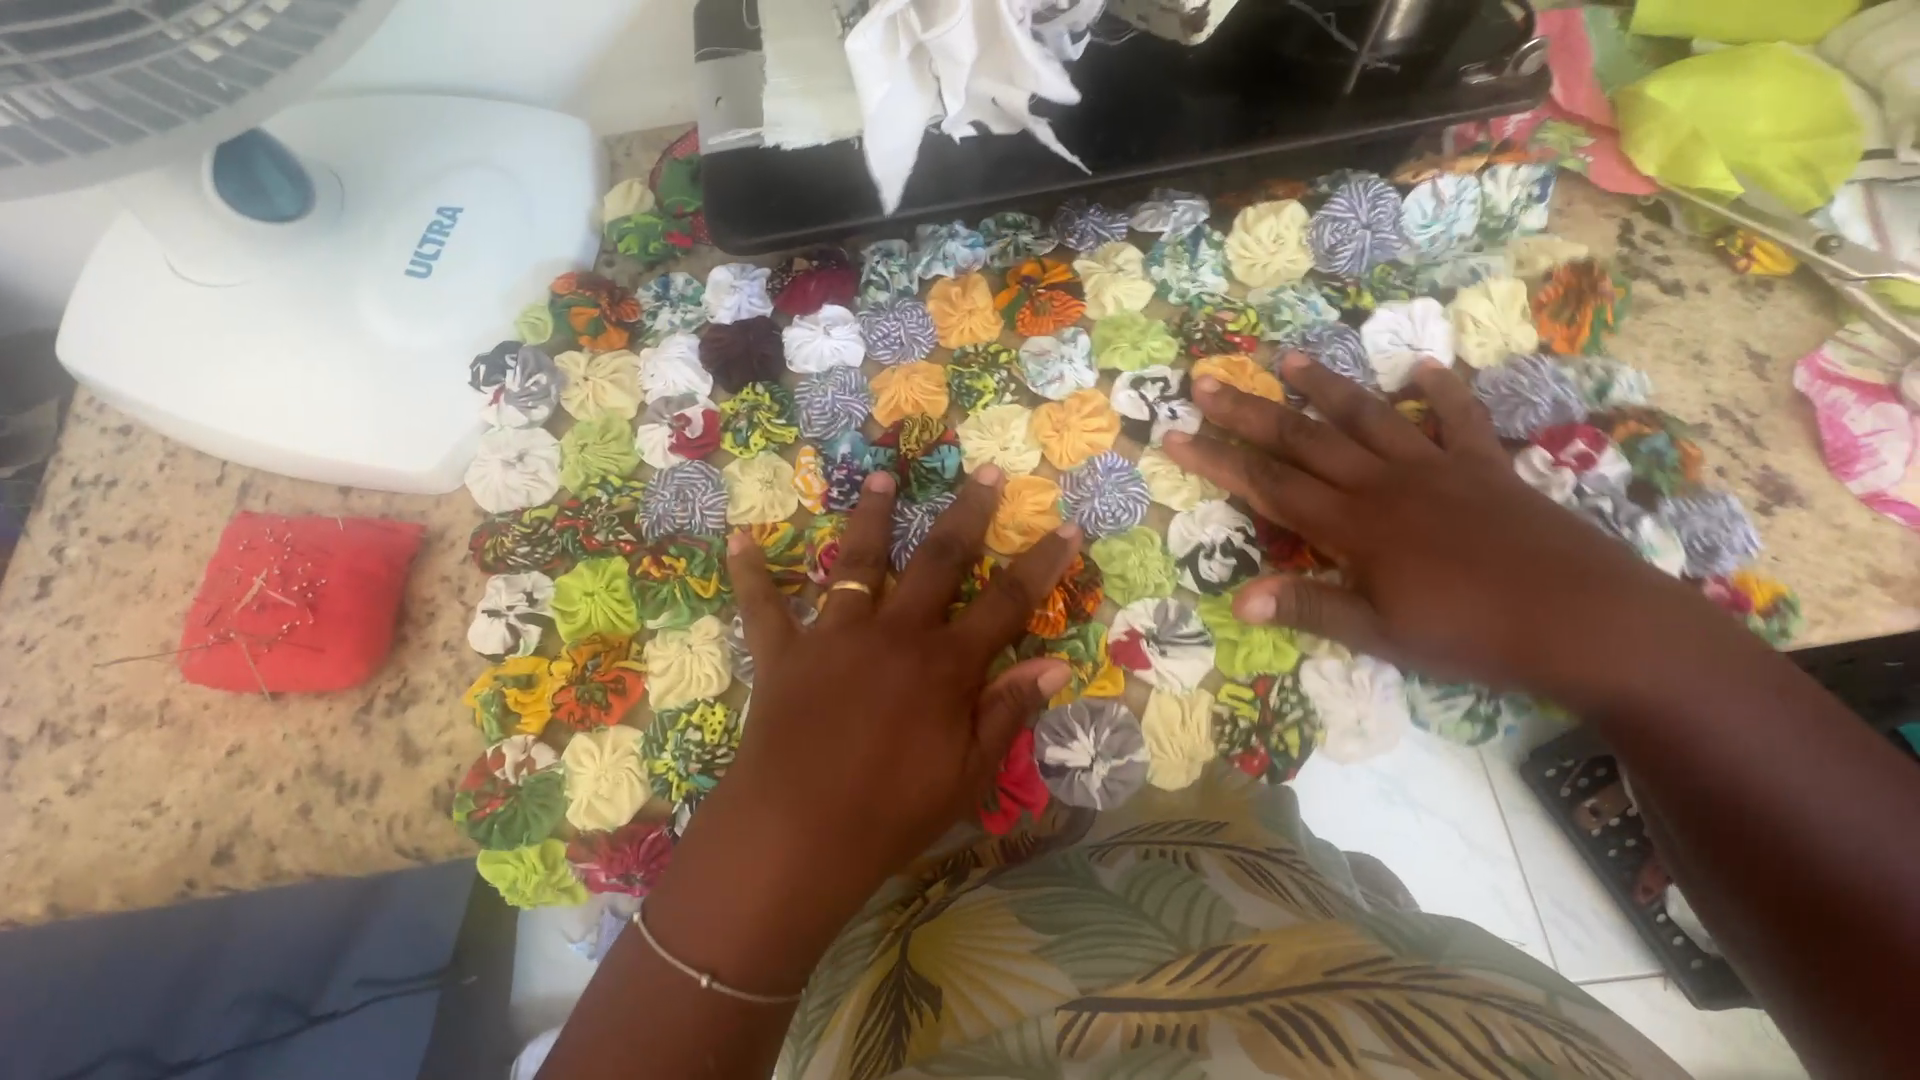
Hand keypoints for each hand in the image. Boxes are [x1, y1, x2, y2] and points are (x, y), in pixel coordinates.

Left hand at [713, 465, 1078, 894]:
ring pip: (857, 562)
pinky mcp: (783, 653)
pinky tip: (738, 540)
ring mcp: (835, 636)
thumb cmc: (891, 814)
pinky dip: (751, 573)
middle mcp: (894, 633)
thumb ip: (1008, 713)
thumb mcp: (968, 775)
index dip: (1042, 564)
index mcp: (945, 665)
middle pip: (939, 560)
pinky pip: (763, 605)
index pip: (1008, 603)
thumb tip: (1056, 665)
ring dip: (871, 516)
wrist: (796, 836)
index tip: (1068, 526)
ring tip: (881, 476)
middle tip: (986, 472)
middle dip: (968, 514)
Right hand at [1164, 353, 1735, 708]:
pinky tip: (1422, 370)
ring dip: (1326, 386)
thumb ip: (1311, 607)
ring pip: (1368, 417)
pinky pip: (1459, 420)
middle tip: (1207, 380)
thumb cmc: (1474, 637)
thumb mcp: (1383, 636)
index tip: (1174, 434)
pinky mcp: (1487, 468)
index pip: (1268, 486)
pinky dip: (1440, 393)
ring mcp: (1438, 469)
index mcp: (1354, 526)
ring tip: (1289, 358)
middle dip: (1249, 412)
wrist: (1588, 621)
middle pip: (1304, 439)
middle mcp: (1385, 484)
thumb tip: (1240, 599)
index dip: (1217, 460)